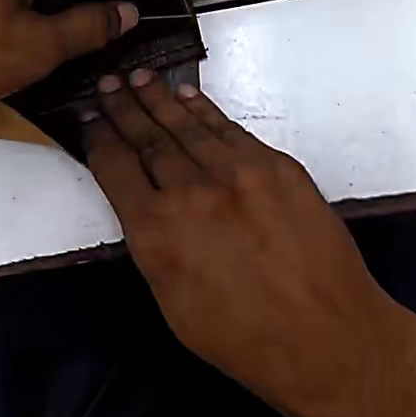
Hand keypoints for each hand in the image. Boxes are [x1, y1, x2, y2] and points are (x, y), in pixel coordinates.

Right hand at [83, 70, 411, 406]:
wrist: (325, 335)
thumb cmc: (242, 338)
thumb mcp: (172, 301)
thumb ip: (153, 244)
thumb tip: (144, 204)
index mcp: (157, 230)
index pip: (116, 167)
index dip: (99, 139)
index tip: (90, 120)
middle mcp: (192, 191)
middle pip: (149, 137)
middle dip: (124, 107)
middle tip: (108, 83)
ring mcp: (238, 172)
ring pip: (188, 125)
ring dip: (160, 99)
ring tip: (140, 78)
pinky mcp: (276, 165)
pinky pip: (229, 129)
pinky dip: (205, 110)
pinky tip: (188, 97)